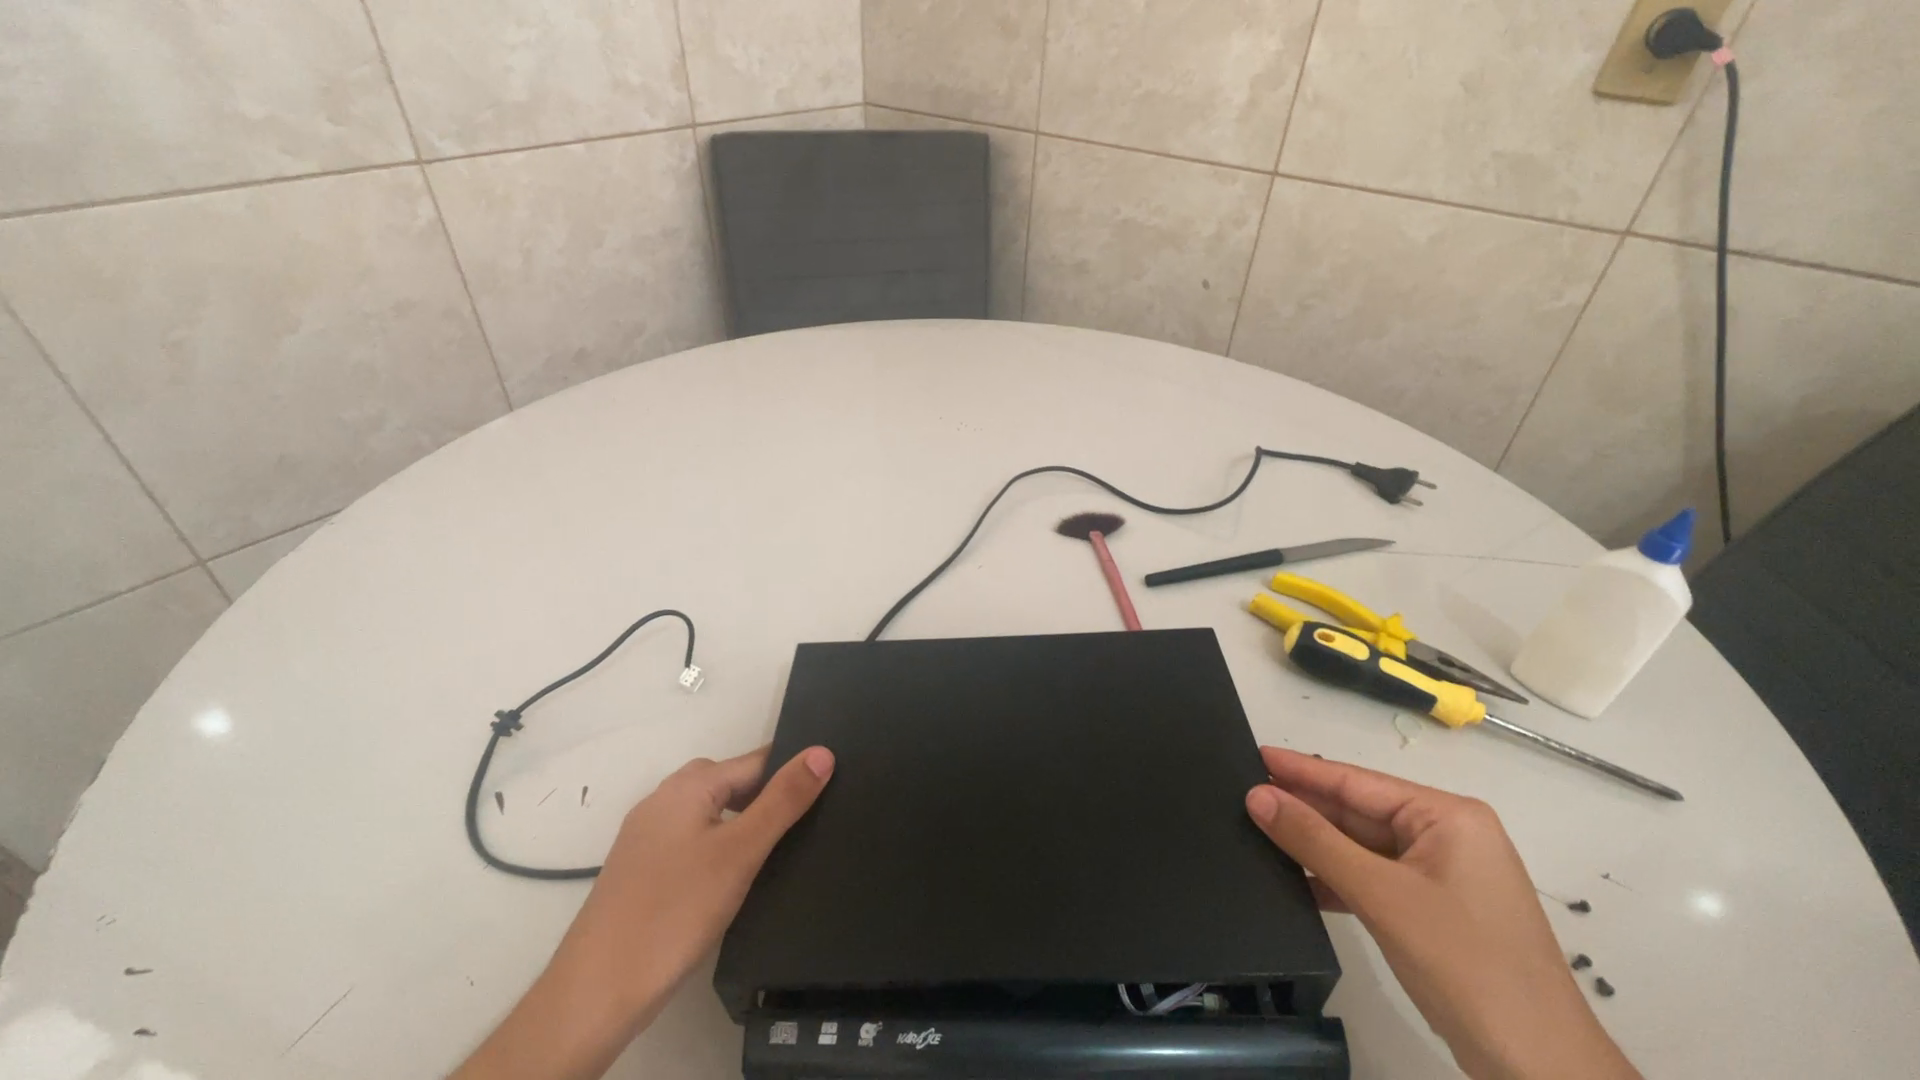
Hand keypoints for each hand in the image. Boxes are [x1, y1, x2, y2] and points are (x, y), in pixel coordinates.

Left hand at [453, 746, 833, 1079]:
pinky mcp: (643, 870)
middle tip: (811, 822)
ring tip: (781, 851)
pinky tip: (738, 878)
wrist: (601, 987)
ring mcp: (648, 837)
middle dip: (769, 796)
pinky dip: (721, 848)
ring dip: (745, 824)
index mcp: (687, 786)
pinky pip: (694, 841)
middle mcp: (662, 801)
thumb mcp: (741, 851)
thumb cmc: (676, 909)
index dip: (792, 770)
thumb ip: (783, 801)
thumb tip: (822, 752)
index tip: (832, 787)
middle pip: (730, 783)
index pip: (755, 761)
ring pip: (711, 814)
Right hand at [1245, 747, 1638, 1079]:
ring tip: (1258, 831)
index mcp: (1448, 817)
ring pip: (1365, 847)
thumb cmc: (1464, 964)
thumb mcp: (1380, 896)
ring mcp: (1444, 875)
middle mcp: (1449, 835)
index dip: (1302, 769)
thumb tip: (1258, 796)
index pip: (1358, 782)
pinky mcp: (1435, 911)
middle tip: (1245, 795)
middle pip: (1361, 812)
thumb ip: (1315, 842)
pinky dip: (1337, 878)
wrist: (1537, 1062)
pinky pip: (1375, 878)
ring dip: (1316, 845)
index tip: (1254, 752)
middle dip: (1306, 807)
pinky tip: (1296, 879)